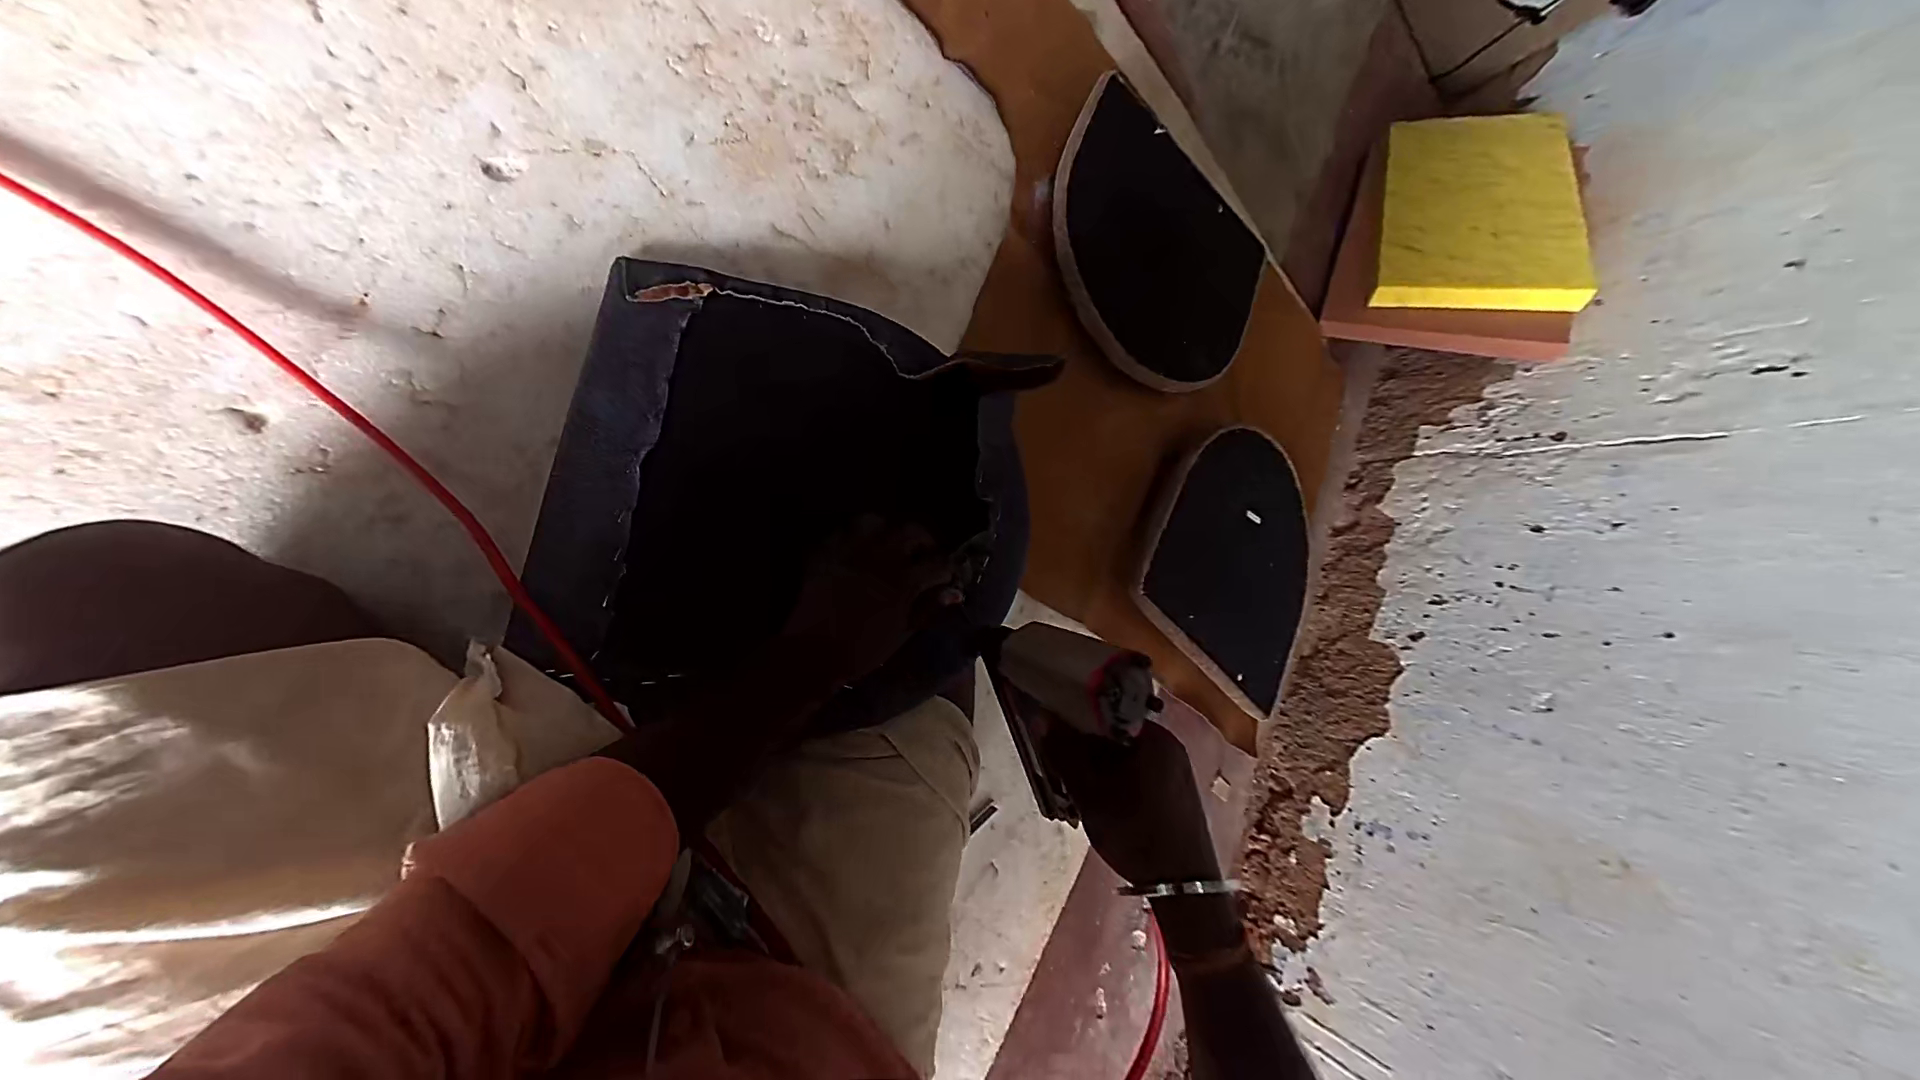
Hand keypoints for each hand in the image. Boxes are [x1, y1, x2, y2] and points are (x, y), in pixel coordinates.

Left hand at [779, 515, 962, 684]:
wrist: (813, 653)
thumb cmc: (863, 650)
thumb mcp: (902, 632)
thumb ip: (927, 607)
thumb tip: (952, 593)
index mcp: (904, 579)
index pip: (938, 562)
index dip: (947, 569)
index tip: (945, 576)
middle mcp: (881, 556)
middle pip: (911, 530)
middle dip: (923, 541)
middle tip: (922, 555)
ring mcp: (851, 550)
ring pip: (874, 522)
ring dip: (885, 531)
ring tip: (886, 547)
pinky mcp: (825, 552)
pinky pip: (842, 532)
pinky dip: (853, 539)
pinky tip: (856, 553)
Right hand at [1042, 721, 1220, 888]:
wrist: (1182, 886)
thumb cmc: (1135, 834)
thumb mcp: (1090, 794)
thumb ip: (1065, 753)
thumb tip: (1042, 718)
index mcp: (1153, 736)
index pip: (1105, 709)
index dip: (1075, 716)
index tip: (1053, 729)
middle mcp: (1168, 744)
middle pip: (1114, 731)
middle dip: (1084, 745)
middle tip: (1060, 762)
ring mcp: (1175, 767)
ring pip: (1124, 753)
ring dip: (1098, 764)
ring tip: (1076, 784)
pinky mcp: (1175, 788)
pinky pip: (1137, 769)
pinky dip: (1115, 777)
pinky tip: (1100, 798)